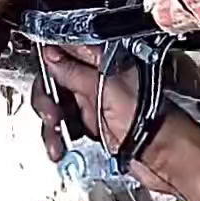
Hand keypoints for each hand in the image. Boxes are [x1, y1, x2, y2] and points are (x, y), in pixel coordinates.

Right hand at [33, 43, 199, 194]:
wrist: (161, 155)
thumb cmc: (146, 117)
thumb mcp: (104, 89)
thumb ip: (75, 71)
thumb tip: (51, 54)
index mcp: (101, 59)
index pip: (66, 45)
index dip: (48, 53)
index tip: (38, 64)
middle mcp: (96, 76)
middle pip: (56, 76)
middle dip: (47, 95)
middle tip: (50, 112)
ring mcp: (93, 100)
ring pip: (57, 102)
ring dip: (50, 122)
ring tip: (55, 137)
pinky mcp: (92, 123)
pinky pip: (65, 125)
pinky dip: (57, 136)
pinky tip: (58, 146)